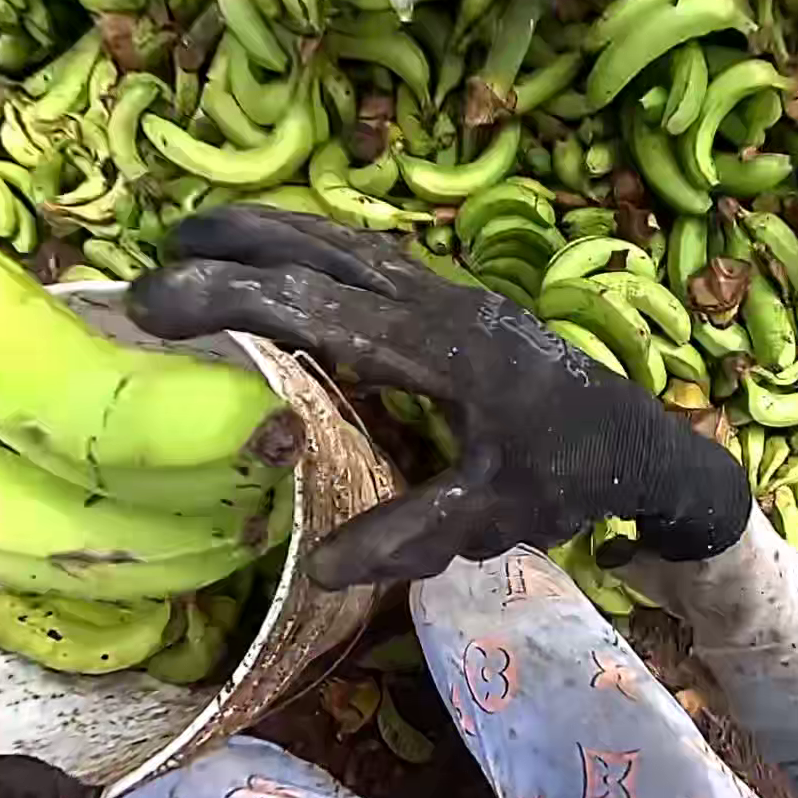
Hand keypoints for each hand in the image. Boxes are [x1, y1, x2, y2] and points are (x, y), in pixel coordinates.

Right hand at [128, 206, 752, 587]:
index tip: (160, 298)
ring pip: (356, 244)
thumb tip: (319, 565)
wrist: (637, 438)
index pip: (325, 312)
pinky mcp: (460, 300)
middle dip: (245, 242)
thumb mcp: (496, 515)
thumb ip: (411, 534)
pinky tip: (297, 259)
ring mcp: (455, 294)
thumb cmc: (569, 477)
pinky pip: (378, 260)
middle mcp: (447, 307)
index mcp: (450, 355)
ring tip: (214, 233)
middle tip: (170, 243)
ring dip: (283, 232)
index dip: (238, 300)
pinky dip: (323, 249)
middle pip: (333, 254)